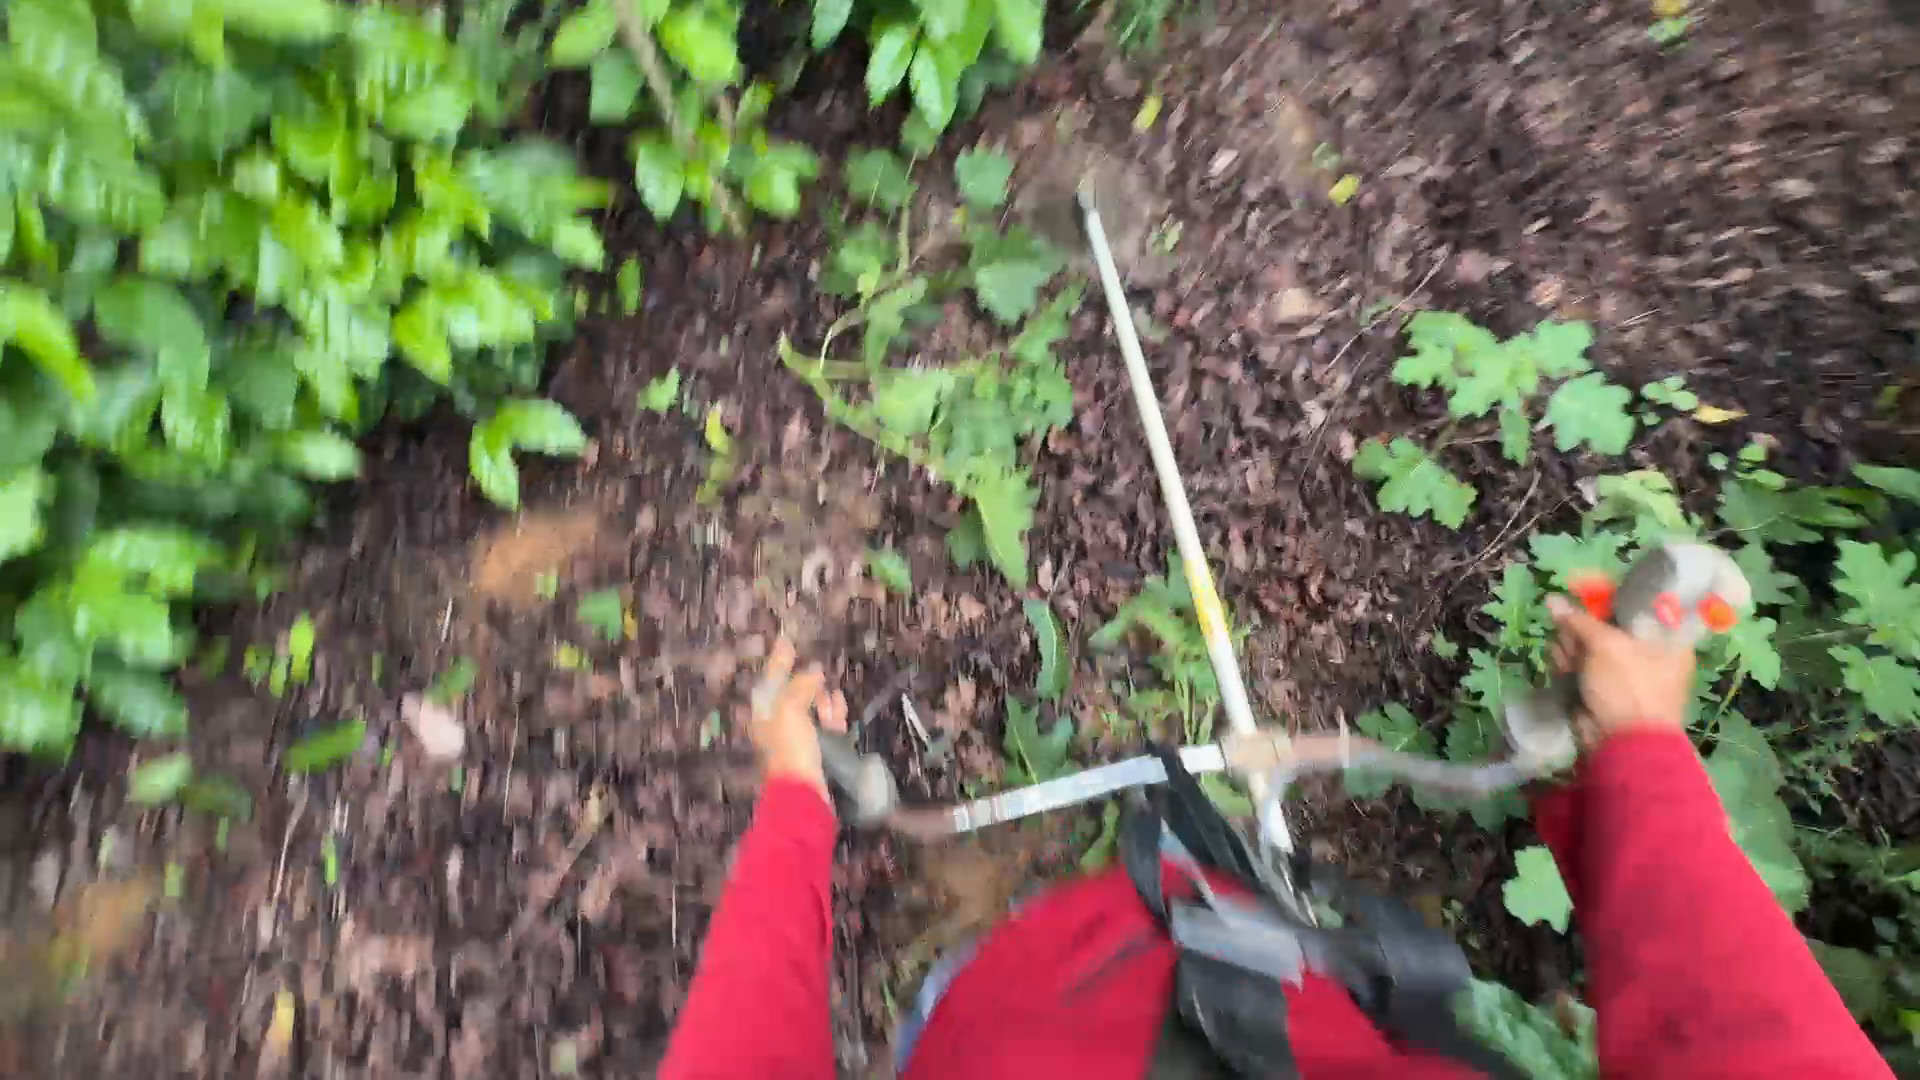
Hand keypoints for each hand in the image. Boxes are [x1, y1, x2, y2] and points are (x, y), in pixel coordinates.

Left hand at [748, 638, 847, 800]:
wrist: (805, 795)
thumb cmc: (791, 750)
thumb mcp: (790, 710)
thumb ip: (800, 686)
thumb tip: (814, 672)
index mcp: (765, 715)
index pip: (771, 680)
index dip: (779, 661)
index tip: (786, 641)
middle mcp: (778, 725)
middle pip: (792, 693)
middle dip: (807, 682)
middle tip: (821, 674)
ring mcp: (797, 739)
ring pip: (811, 708)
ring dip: (823, 699)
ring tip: (832, 697)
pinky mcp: (816, 751)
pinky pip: (825, 725)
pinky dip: (833, 713)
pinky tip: (839, 706)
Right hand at [1547, 595, 1694, 746]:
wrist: (1622, 741)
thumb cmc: (1629, 688)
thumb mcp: (1606, 646)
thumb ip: (1579, 620)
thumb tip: (1553, 599)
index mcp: (1665, 638)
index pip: (1635, 602)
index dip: (1606, 593)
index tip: (1579, 586)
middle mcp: (1644, 649)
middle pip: (1600, 621)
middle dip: (1579, 628)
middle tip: (1573, 640)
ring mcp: (1619, 667)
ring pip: (1581, 641)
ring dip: (1568, 648)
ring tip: (1569, 664)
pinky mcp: (1598, 682)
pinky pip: (1575, 661)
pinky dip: (1565, 664)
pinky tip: (1564, 673)